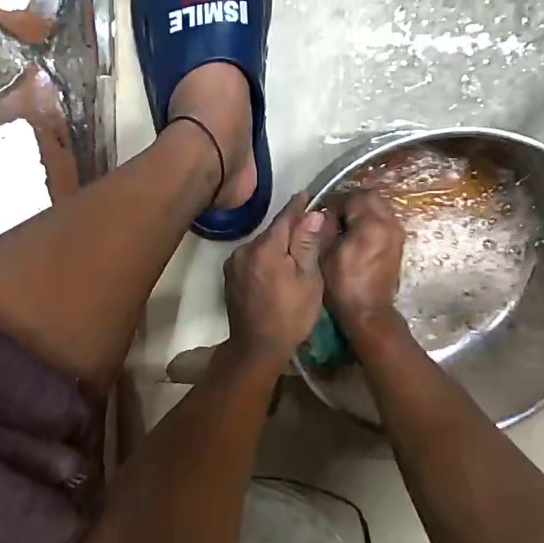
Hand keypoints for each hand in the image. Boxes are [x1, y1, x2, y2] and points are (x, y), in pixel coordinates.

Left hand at [224, 193, 326, 361]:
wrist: (257, 347)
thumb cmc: (290, 315)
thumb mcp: (308, 279)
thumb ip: (307, 243)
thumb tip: (313, 214)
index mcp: (266, 247)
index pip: (285, 217)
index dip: (298, 206)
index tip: (308, 195)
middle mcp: (245, 249)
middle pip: (272, 232)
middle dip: (290, 228)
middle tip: (309, 227)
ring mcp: (234, 263)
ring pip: (262, 245)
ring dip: (276, 244)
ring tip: (294, 251)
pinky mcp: (230, 276)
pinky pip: (252, 258)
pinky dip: (265, 257)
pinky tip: (276, 268)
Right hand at [322, 191, 405, 336]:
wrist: (369, 311)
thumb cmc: (343, 285)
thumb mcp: (325, 255)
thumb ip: (325, 228)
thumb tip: (327, 214)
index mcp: (370, 225)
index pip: (353, 198)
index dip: (336, 204)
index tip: (326, 216)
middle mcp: (389, 224)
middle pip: (371, 196)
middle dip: (353, 202)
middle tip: (338, 217)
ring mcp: (397, 232)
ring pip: (381, 206)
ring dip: (364, 210)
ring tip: (348, 226)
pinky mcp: (399, 242)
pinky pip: (386, 219)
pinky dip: (373, 220)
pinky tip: (360, 235)